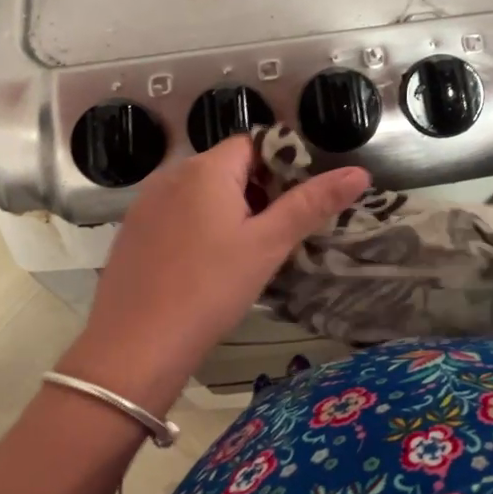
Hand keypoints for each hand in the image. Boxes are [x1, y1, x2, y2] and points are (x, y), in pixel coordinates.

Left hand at [59, 136, 369, 413]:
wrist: (133, 349)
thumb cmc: (209, 289)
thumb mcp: (268, 245)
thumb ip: (312, 204)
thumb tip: (359, 172)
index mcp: (206, 168)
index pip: (255, 144)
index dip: (282, 167)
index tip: (299, 203)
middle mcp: (171, 175)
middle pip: (228, 167)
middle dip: (258, 192)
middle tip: (277, 235)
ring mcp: (146, 204)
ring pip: (201, 193)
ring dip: (229, 211)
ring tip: (246, 254)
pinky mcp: (132, 233)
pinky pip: (177, 215)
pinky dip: (199, 228)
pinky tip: (207, 268)